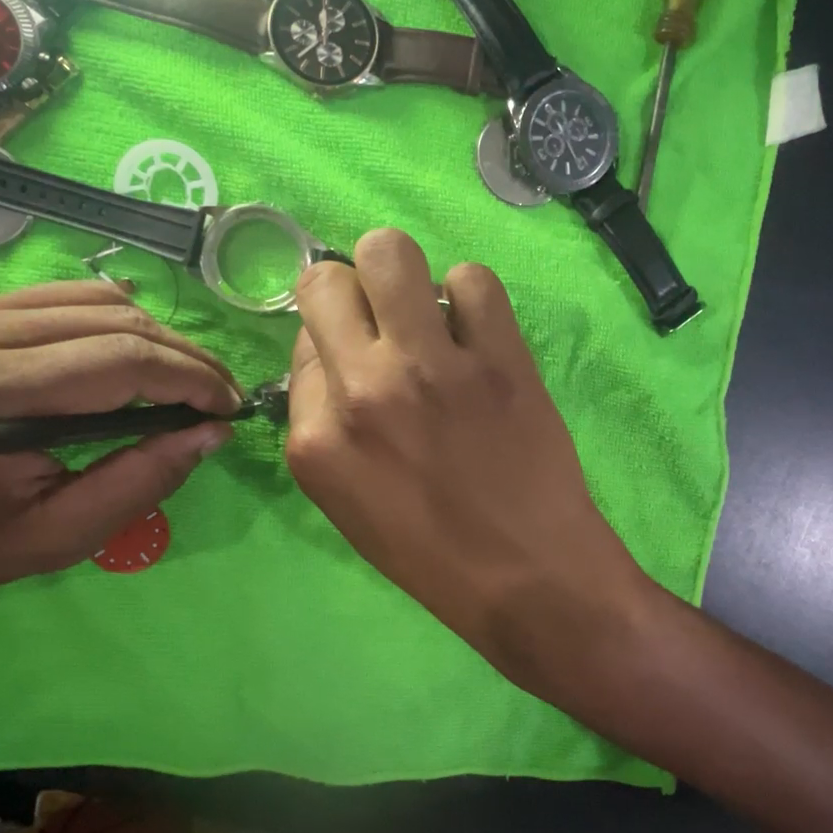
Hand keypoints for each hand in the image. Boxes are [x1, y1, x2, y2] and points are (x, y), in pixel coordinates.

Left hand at [0, 281, 239, 625]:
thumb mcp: (49, 539)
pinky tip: (135, 357)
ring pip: (94, 300)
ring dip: (155, 338)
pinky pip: (57, 301)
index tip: (231, 411)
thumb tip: (210, 434)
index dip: (195, 379)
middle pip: (116, 320)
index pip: (125, 359)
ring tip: (187, 382)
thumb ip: (137, 482)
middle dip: (186, 358)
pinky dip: (113, 324)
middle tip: (220, 400)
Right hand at [285, 229, 647, 671]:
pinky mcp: (498, 359)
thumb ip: (326, 425)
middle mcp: (361, 391)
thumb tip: (334, 353)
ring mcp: (431, 369)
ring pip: (391, 253)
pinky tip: (480, 334)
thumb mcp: (348, 504)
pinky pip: (471, 278)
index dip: (335, 345)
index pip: (302, 343)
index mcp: (314, 440)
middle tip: (389, 322)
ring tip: (434, 317)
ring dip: (407, 277)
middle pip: (328, 282)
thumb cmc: (435, 556)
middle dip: (353, 291)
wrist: (530, 579)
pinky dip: (472, 297)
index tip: (363, 363)